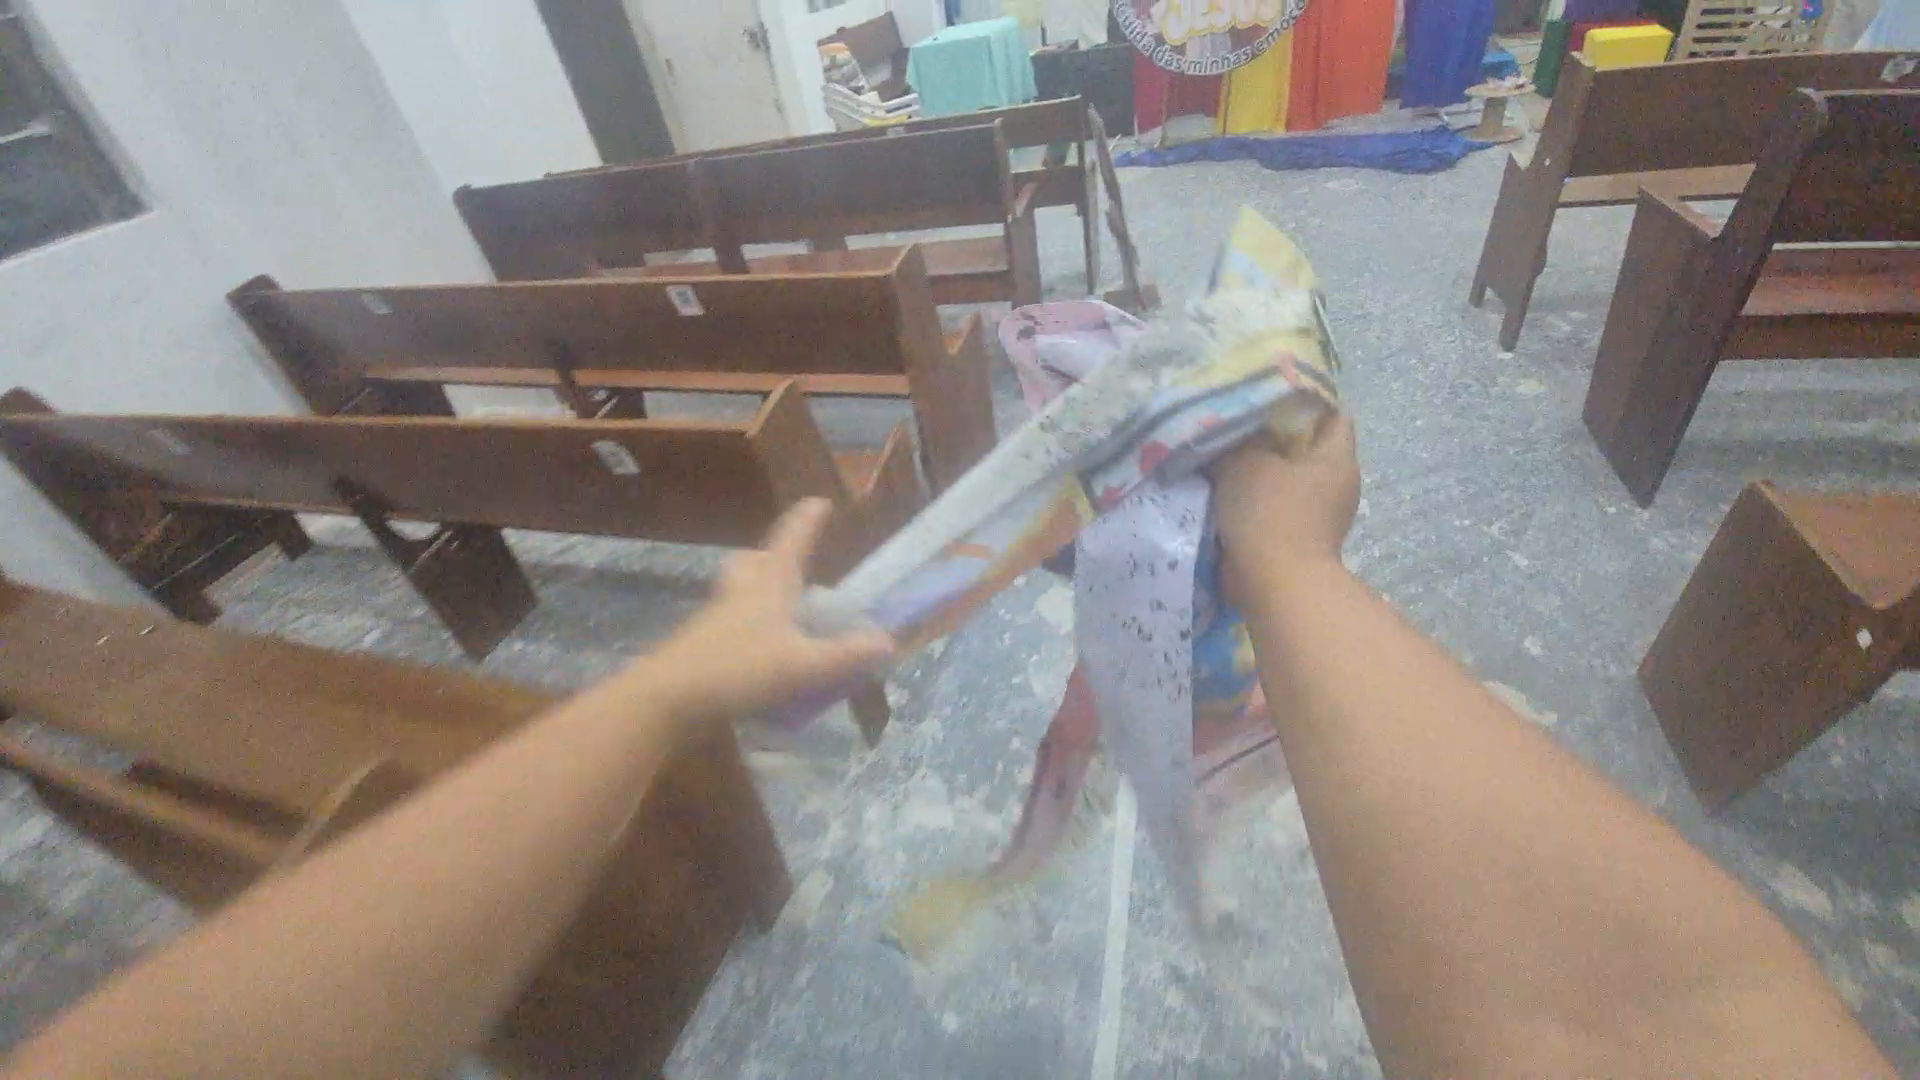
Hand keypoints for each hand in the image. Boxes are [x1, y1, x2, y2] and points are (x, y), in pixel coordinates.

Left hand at [639, 498, 894, 719]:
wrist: (667, 699)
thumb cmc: (738, 669)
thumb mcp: (802, 666)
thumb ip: (846, 655)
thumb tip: (888, 640)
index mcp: (769, 585)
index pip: (792, 541)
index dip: (807, 521)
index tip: (819, 501)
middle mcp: (741, 592)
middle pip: (755, 561)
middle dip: (774, 555)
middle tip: (792, 561)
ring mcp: (717, 618)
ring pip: (740, 591)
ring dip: (762, 590)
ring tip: (785, 608)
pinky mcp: (702, 646)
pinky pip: (732, 623)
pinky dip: (751, 626)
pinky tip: (765, 652)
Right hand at [1210, 412, 1359, 597]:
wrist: (1274, 585)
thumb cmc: (1270, 514)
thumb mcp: (1246, 463)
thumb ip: (1236, 440)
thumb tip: (1223, 429)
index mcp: (1337, 458)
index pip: (1332, 414)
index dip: (1302, 401)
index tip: (1265, 396)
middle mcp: (1336, 485)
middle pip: (1306, 447)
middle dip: (1272, 437)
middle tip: (1236, 425)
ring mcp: (1319, 516)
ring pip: (1287, 479)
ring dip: (1259, 472)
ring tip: (1222, 458)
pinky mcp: (1297, 540)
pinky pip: (1274, 506)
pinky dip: (1253, 499)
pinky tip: (1224, 492)